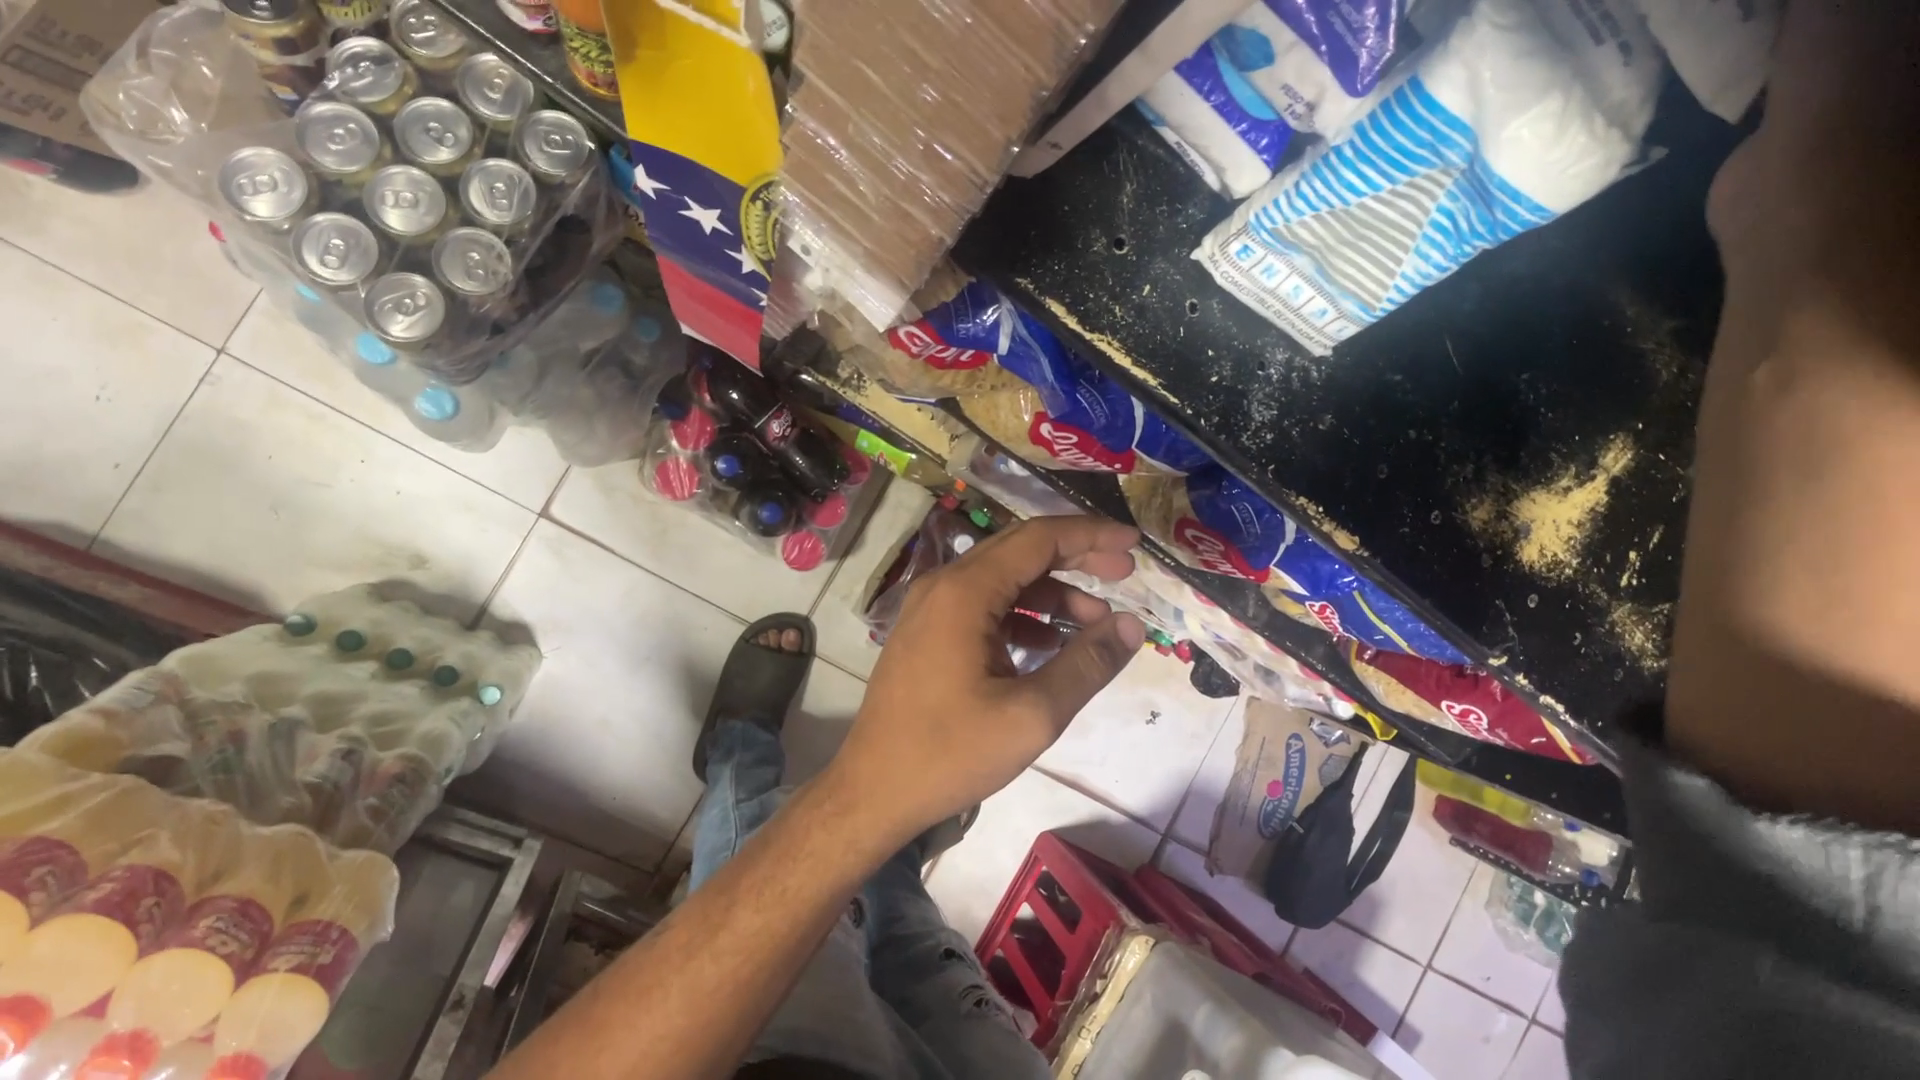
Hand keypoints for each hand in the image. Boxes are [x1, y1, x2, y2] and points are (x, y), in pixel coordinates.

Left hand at [823, 515, 1146, 844]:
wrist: (873, 791)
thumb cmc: (950, 754)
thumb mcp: (1032, 715)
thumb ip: (1086, 664)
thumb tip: (1132, 625)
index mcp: (964, 592)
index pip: (1039, 539)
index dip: (1091, 535)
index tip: (1133, 543)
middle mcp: (943, 586)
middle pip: (1020, 552)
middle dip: (1077, 558)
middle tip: (1125, 574)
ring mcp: (930, 610)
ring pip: (1003, 582)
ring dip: (1051, 594)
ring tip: (1097, 622)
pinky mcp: (926, 635)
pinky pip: (984, 608)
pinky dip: (1023, 617)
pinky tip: (1051, 646)